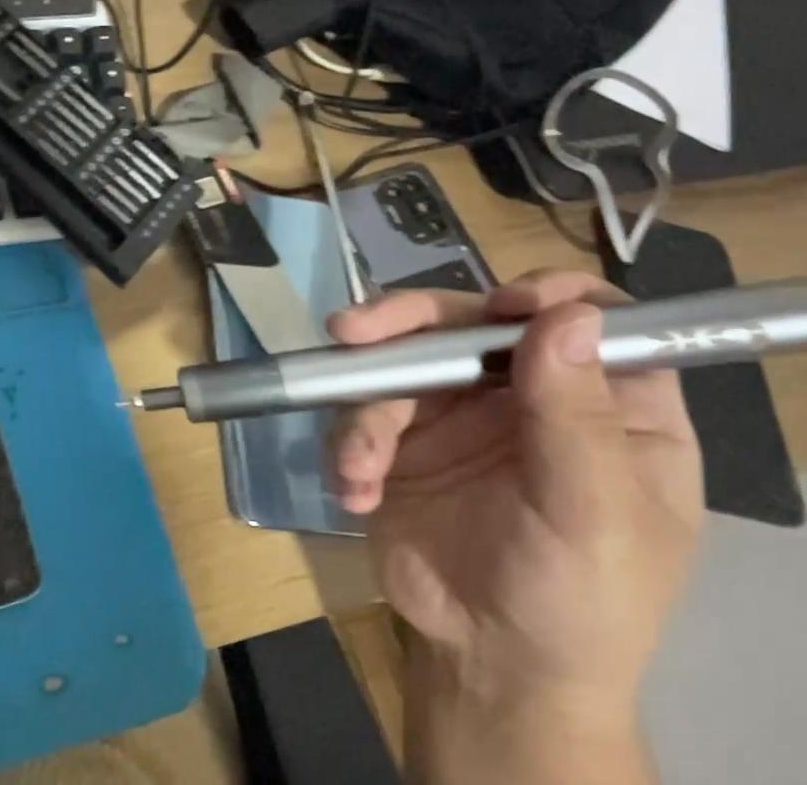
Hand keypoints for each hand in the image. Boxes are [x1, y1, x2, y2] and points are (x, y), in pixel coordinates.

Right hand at [328, 269, 702, 781]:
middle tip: (350, 331)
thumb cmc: (577, 596)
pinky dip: (349, 450)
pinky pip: (358, 417)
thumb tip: (565, 315)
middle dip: (404, 325)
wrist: (485, 660)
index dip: (544, 297)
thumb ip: (575, 417)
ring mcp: (455, 418)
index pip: (586, 321)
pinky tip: (357, 492)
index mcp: (608, 407)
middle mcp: (527, 397)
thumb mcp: (593, 514)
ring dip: (365, 414)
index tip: (500, 305)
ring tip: (360, 470)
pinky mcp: (397, 445)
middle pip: (467, 324)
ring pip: (396, 368)